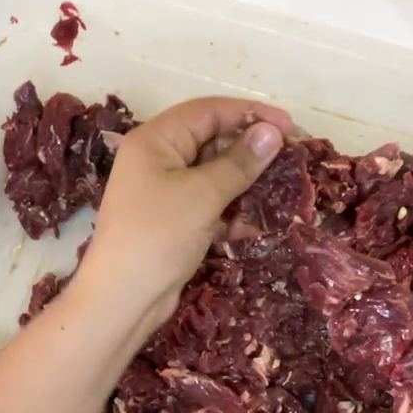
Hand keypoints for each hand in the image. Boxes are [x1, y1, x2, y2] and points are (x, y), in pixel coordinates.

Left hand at [70, 97, 293, 329]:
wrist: (123, 300)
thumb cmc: (158, 237)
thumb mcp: (203, 195)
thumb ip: (239, 163)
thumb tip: (272, 133)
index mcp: (154, 141)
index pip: (207, 112)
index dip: (249, 114)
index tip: (289, 126)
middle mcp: (156, 162)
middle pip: (210, 143)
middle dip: (249, 152)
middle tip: (288, 161)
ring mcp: (163, 196)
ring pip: (212, 179)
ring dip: (244, 185)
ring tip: (278, 193)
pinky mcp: (172, 227)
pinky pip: (207, 209)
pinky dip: (230, 214)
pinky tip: (254, 225)